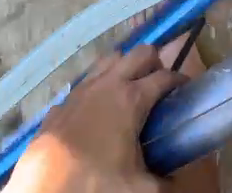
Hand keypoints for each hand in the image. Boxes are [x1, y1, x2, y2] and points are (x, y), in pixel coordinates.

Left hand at [4, 48, 186, 192]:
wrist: (45, 189)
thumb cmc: (96, 183)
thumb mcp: (139, 189)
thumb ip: (163, 181)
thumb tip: (174, 180)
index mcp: (132, 98)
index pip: (164, 77)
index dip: (179, 81)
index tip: (186, 89)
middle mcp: (108, 83)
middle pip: (140, 53)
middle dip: (155, 61)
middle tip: (160, 82)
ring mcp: (82, 89)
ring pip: (110, 58)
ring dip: (124, 66)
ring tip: (130, 87)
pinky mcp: (62, 102)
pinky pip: (85, 83)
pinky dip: (96, 88)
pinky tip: (96, 109)